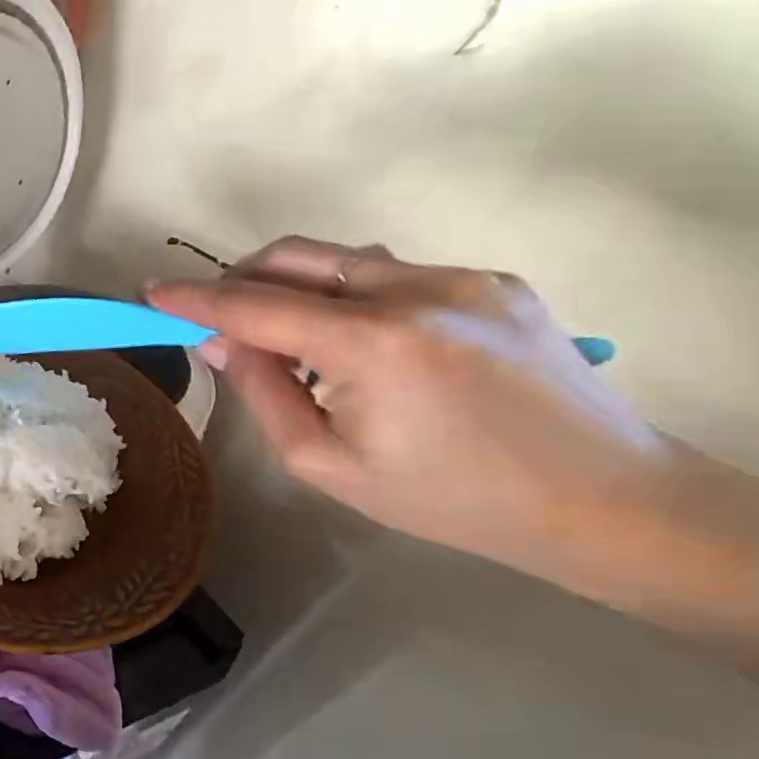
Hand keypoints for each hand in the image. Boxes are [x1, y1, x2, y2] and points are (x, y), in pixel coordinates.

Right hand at [147, 237, 667, 566]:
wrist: (607, 501)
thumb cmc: (450, 499)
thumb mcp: (327, 462)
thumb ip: (263, 390)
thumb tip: (219, 341)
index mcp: (372, 344)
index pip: (254, 306)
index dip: (194, 299)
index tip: (151, 292)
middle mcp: (416, 290)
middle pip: (294, 257)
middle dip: (240, 280)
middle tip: (218, 319)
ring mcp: (463, 276)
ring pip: (341, 260)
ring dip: (295, 288)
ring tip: (294, 342)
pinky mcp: (493, 279)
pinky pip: (390, 273)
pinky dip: (349, 296)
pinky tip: (364, 345)